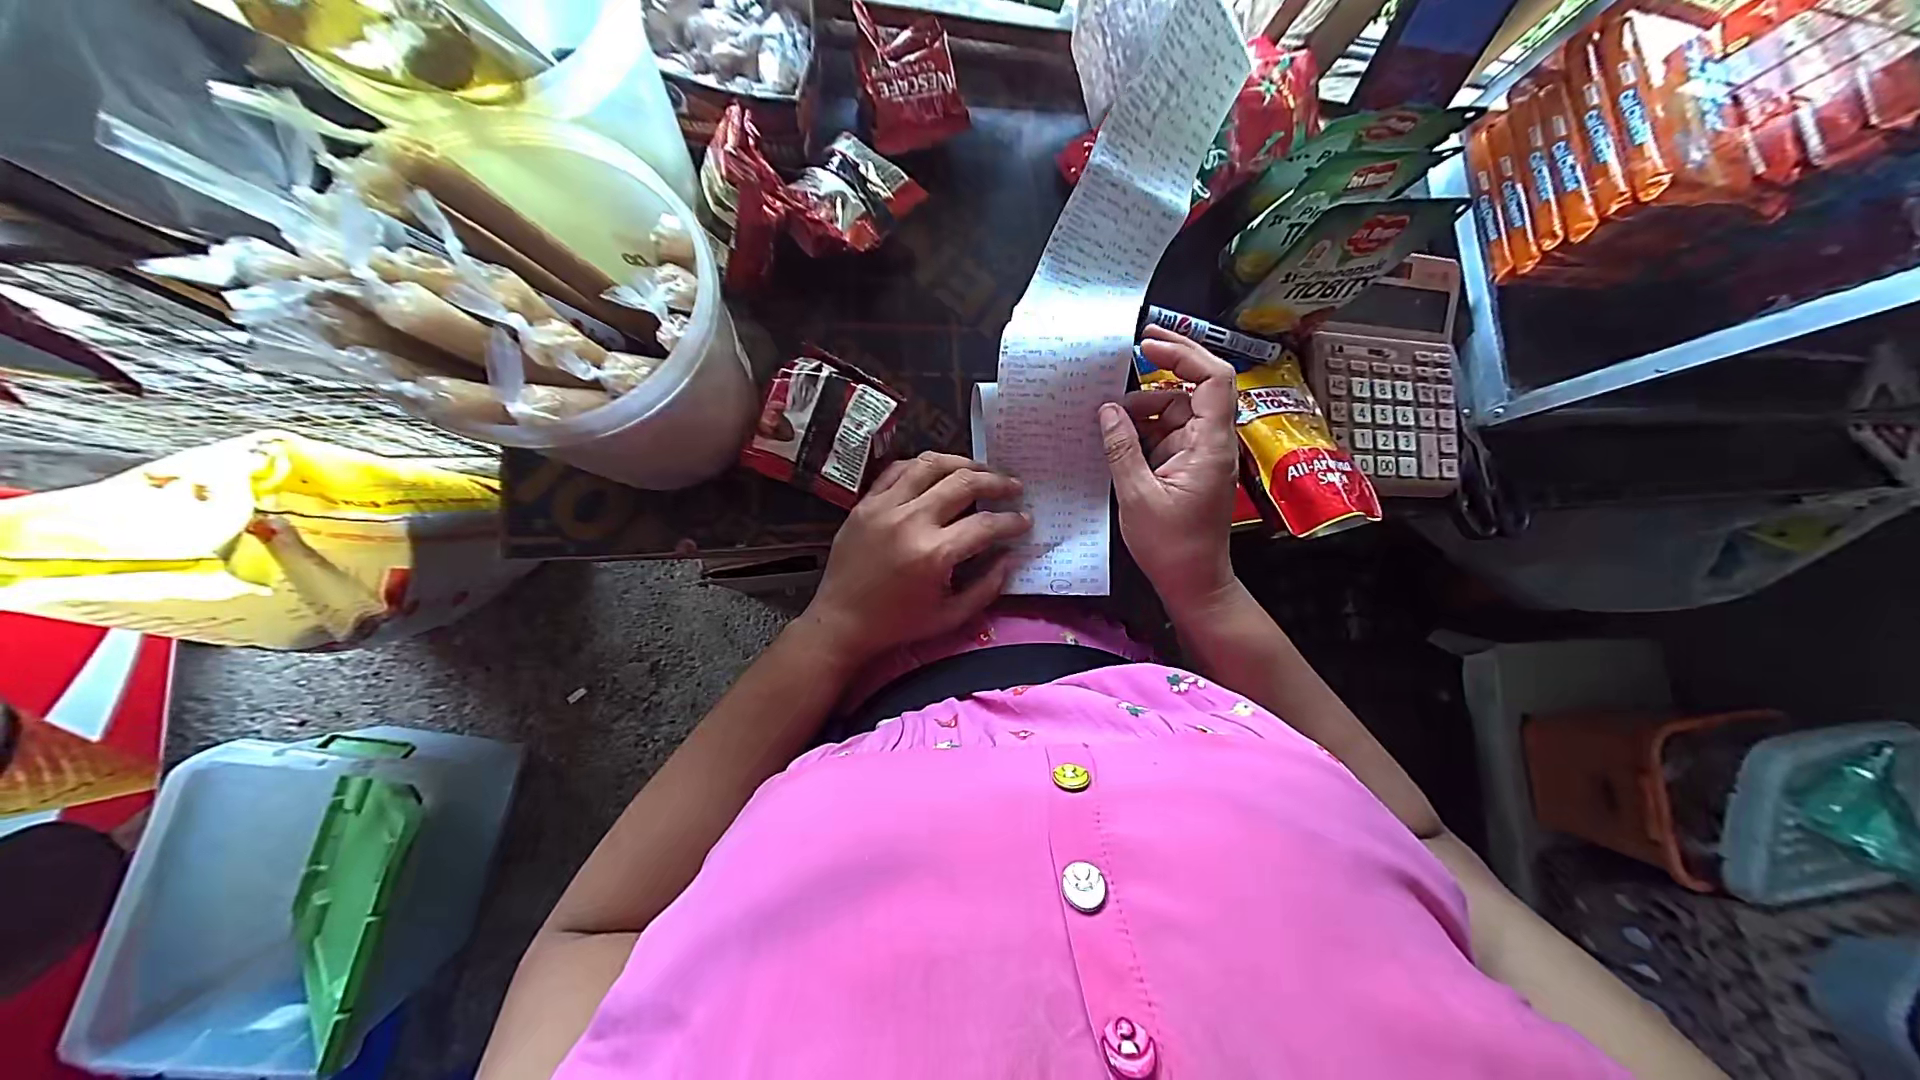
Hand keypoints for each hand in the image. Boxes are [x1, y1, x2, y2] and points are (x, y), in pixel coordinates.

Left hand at [800, 452, 1030, 663]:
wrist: (840, 621)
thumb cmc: (898, 624)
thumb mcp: (950, 617)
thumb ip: (986, 587)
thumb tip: (1009, 555)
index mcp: (934, 554)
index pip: (985, 524)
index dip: (1012, 521)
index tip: (1024, 520)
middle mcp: (911, 521)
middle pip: (964, 483)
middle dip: (997, 482)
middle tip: (1013, 487)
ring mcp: (884, 507)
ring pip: (932, 464)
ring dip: (964, 463)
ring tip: (981, 471)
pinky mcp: (865, 503)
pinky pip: (899, 469)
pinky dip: (924, 465)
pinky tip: (940, 472)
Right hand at [1100, 325, 1239, 612]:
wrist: (1193, 582)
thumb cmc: (1172, 546)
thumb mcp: (1137, 495)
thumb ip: (1122, 448)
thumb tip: (1107, 411)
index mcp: (1210, 446)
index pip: (1213, 380)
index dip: (1185, 354)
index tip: (1149, 345)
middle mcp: (1211, 443)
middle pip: (1191, 391)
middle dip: (1158, 376)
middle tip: (1124, 360)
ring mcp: (1199, 454)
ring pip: (1175, 413)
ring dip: (1143, 409)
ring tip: (1108, 417)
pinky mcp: (1187, 467)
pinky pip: (1166, 435)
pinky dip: (1142, 431)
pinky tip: (1116, 435)